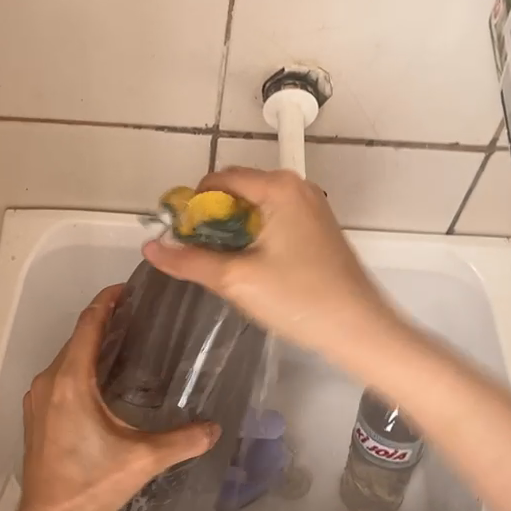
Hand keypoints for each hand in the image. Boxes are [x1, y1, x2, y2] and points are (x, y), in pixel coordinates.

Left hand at [15, 285, 219, 510]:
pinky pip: (59, 378)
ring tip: (125, 343)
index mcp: (71, 381)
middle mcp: (49, 382)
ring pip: (66, 359)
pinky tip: (102, 381)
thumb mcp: (143, 460)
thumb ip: (183, 440)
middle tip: (138, 317)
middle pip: (77, 339)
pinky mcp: (36, 416)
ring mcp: (38, 399)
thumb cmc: (91, 485)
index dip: (107, 302)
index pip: (88, 325)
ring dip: (92, 347)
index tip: (127, 288)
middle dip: (104, 322)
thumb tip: (215, 428)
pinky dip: (80, 368)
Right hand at [141, 167, 399, 356]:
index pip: (218, 180)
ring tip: (224, 269)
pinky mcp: (316, 231)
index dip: (193, 206)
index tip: (181, 237)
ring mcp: (310, 209)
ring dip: (232, 234)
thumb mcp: (235, 280)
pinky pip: (272, 223)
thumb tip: (151, 248)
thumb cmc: (302, 300)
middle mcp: (297, 189)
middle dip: (211, 221)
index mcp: (279, 188)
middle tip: (200, 257)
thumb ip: (188, 261)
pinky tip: (250, 271)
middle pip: (236, 192)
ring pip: (253, 211)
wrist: (358, 330)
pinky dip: (253, 240)